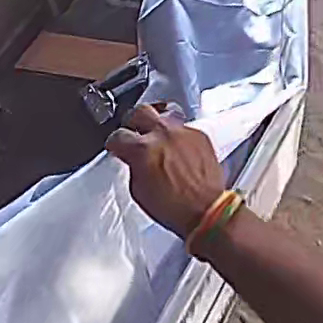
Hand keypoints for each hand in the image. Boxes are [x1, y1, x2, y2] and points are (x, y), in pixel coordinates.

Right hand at [106, 103, 224, 235]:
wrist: (208, 211)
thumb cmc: (175, 207)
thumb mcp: (139, 191)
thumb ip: (132, 166)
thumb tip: (131, 158)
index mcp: (142, 149)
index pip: (118, 136)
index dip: (115, 143)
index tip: (117, 146)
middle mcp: (163, 135)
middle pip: (140, 111)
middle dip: (133, 121)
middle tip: (133, 131)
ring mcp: (183, 132)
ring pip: (164, 114)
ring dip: (157, 125)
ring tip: (156, 136)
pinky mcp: (199, 135)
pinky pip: (183, 127)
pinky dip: (177, 136)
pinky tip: (176, 148)